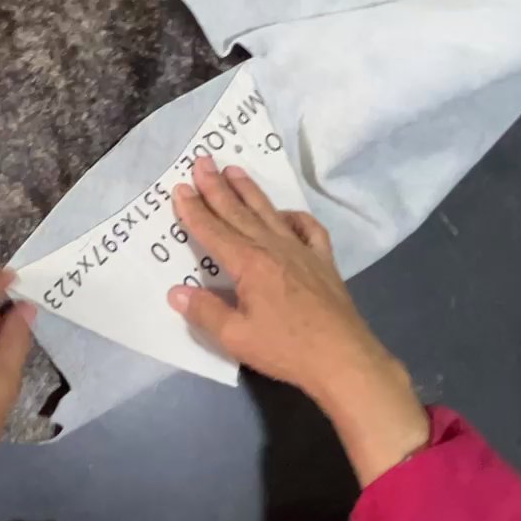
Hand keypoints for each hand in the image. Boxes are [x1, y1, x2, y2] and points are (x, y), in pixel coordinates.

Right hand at [168, 157, 428, 485]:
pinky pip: (308, 230)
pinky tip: (286, 213)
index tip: (180, 188)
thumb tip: (176, 292)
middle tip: (202, 161)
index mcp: (250, 264)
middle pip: (239, 212)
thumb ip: (205, 312)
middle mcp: (274, 248)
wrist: (343, 359)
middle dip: (217, 187)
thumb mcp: (236, 338)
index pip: (214, 231)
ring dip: (250, 191)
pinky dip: (295, 217)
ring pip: (270, 213)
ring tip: (235, 170)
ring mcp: (302, 252)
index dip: (194, 210)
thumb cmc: (286, 349)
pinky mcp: (323, 262)